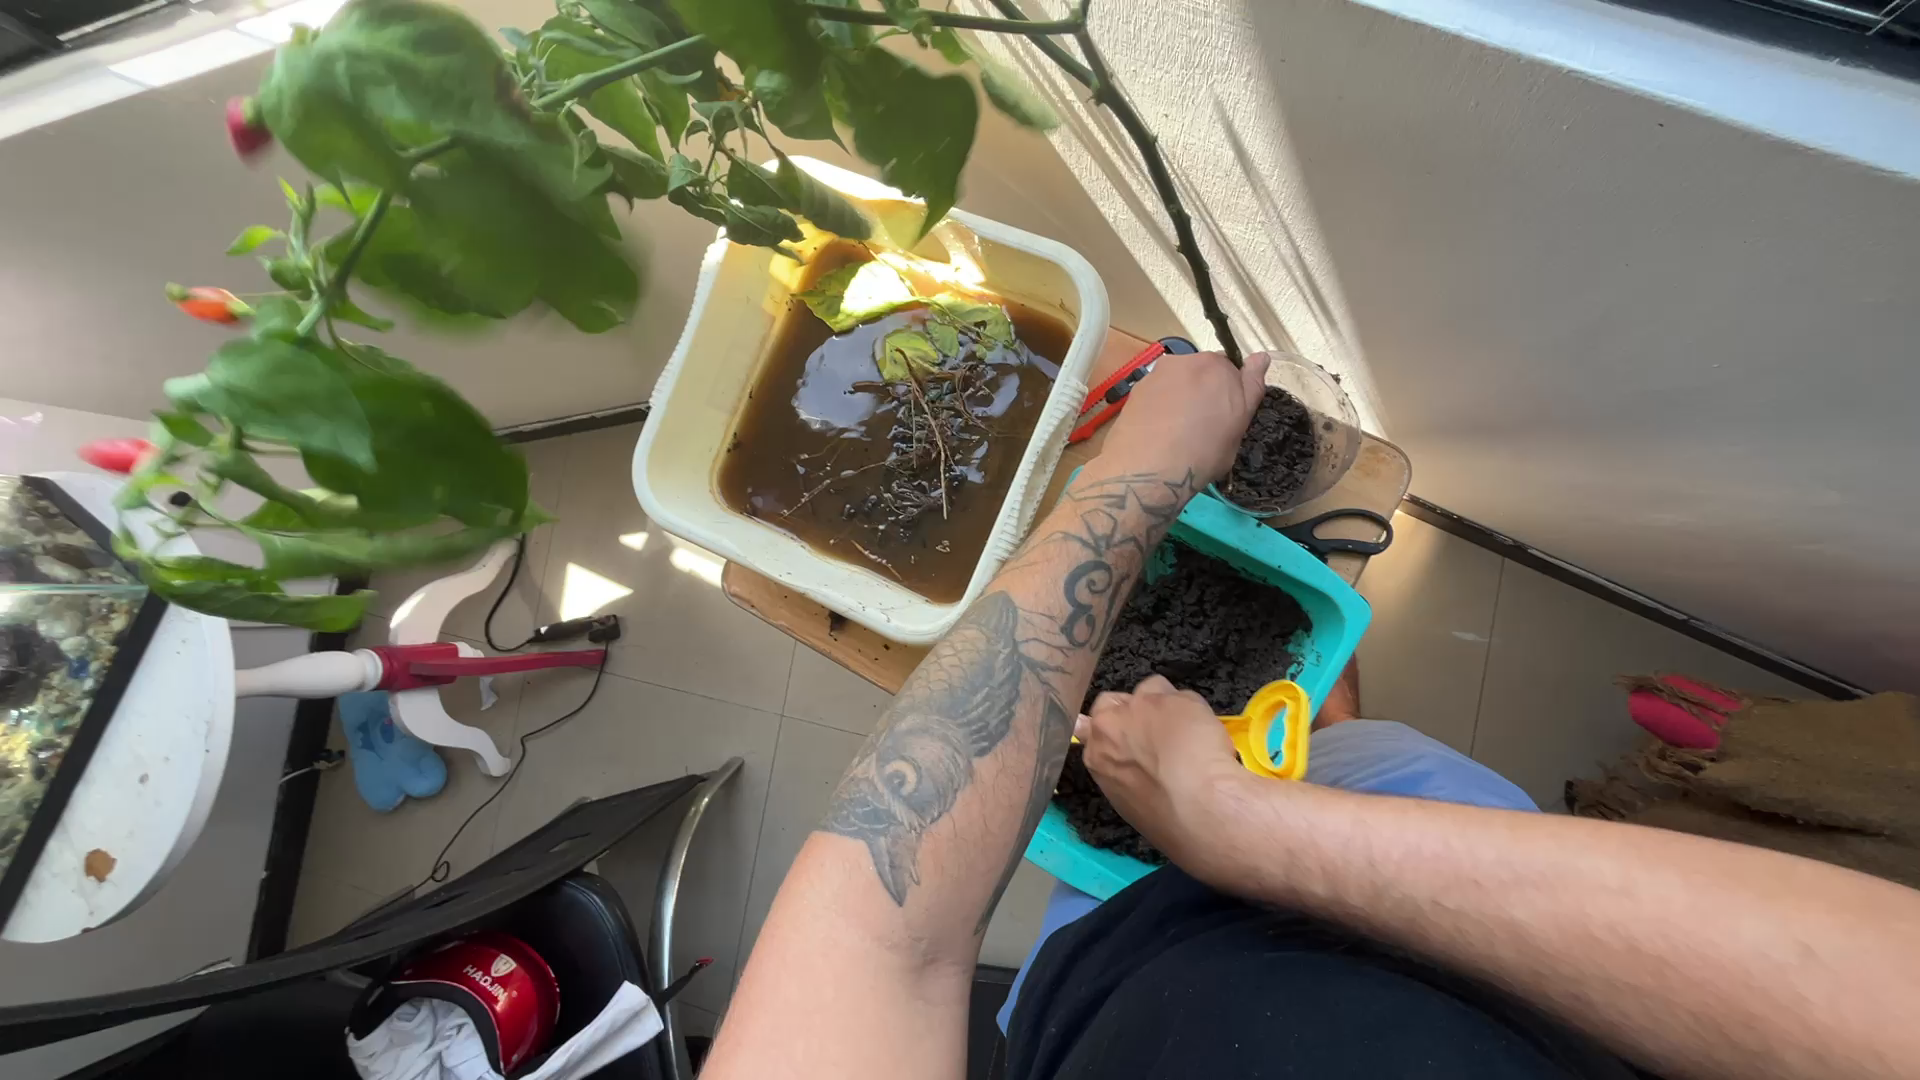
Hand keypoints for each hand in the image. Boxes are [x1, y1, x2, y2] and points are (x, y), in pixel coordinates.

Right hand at [1076, 675, 1253, 868]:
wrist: (1199, 808)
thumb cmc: (1165, 817)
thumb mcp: (1128, 799)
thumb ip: (1120, 770)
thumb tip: (1121, 760)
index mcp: (1097, 753)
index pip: (1092, 725)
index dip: (1112, 728)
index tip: (1128, 737)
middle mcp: (1110, 723)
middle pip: (1112, 701)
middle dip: (1131, 709)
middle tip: (1156, 731)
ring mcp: (1140, 706)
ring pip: (1150, 691)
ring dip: (1165, 706)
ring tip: (1187, 734)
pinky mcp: (1173, 698)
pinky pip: (1183, 696)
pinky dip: (1194, 710)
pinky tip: (1206, 734)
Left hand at [1099, 350, 1269, 483]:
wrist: (1147, 469)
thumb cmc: (1203, 452)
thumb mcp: (1239, 426)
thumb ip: (1250, 387)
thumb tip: (1260, 357)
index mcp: (1219, 366)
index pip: (1230, 369)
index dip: (1228, 392)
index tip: (1223, 414)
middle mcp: (1186, 361)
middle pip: (1200, 371)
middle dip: (1202, 390)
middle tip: (1200, 423)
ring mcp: (1156, 374)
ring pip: (1175, 381)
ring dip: (1178, 395)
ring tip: (1175, 428)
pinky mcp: (1134, 391)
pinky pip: (1154, 393)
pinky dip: (1158, 405)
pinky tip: (1156, 430)